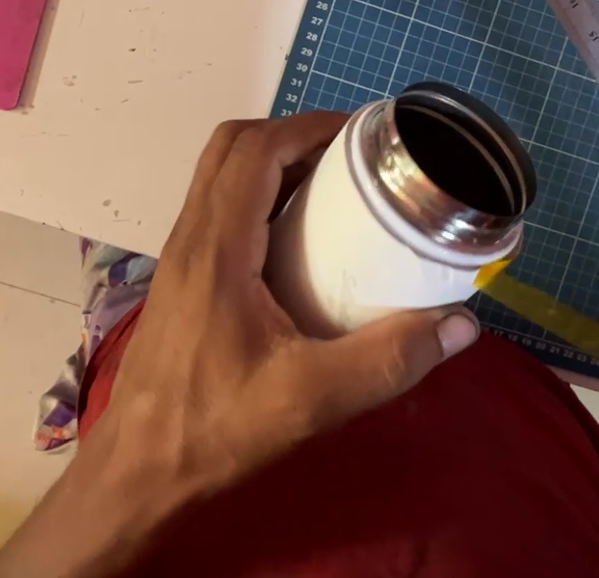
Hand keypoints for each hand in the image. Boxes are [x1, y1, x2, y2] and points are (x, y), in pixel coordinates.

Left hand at [92, 113, 480, 502]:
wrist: (137, 472)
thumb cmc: (214, 429)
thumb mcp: (310, 399)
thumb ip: (387, 361)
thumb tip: (461, 325)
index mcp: (217, 247)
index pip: (254, 151)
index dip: (306, 127)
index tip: (358, 133)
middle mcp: (191, 234)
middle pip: (231, 146)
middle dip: (290, 134)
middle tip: (346, 155)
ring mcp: (181, 252)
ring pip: (219, 172)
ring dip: (272, 160)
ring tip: (330, 183)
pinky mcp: (183, 274)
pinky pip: (218, 203)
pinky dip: (258, 192)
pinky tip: (298, 236)